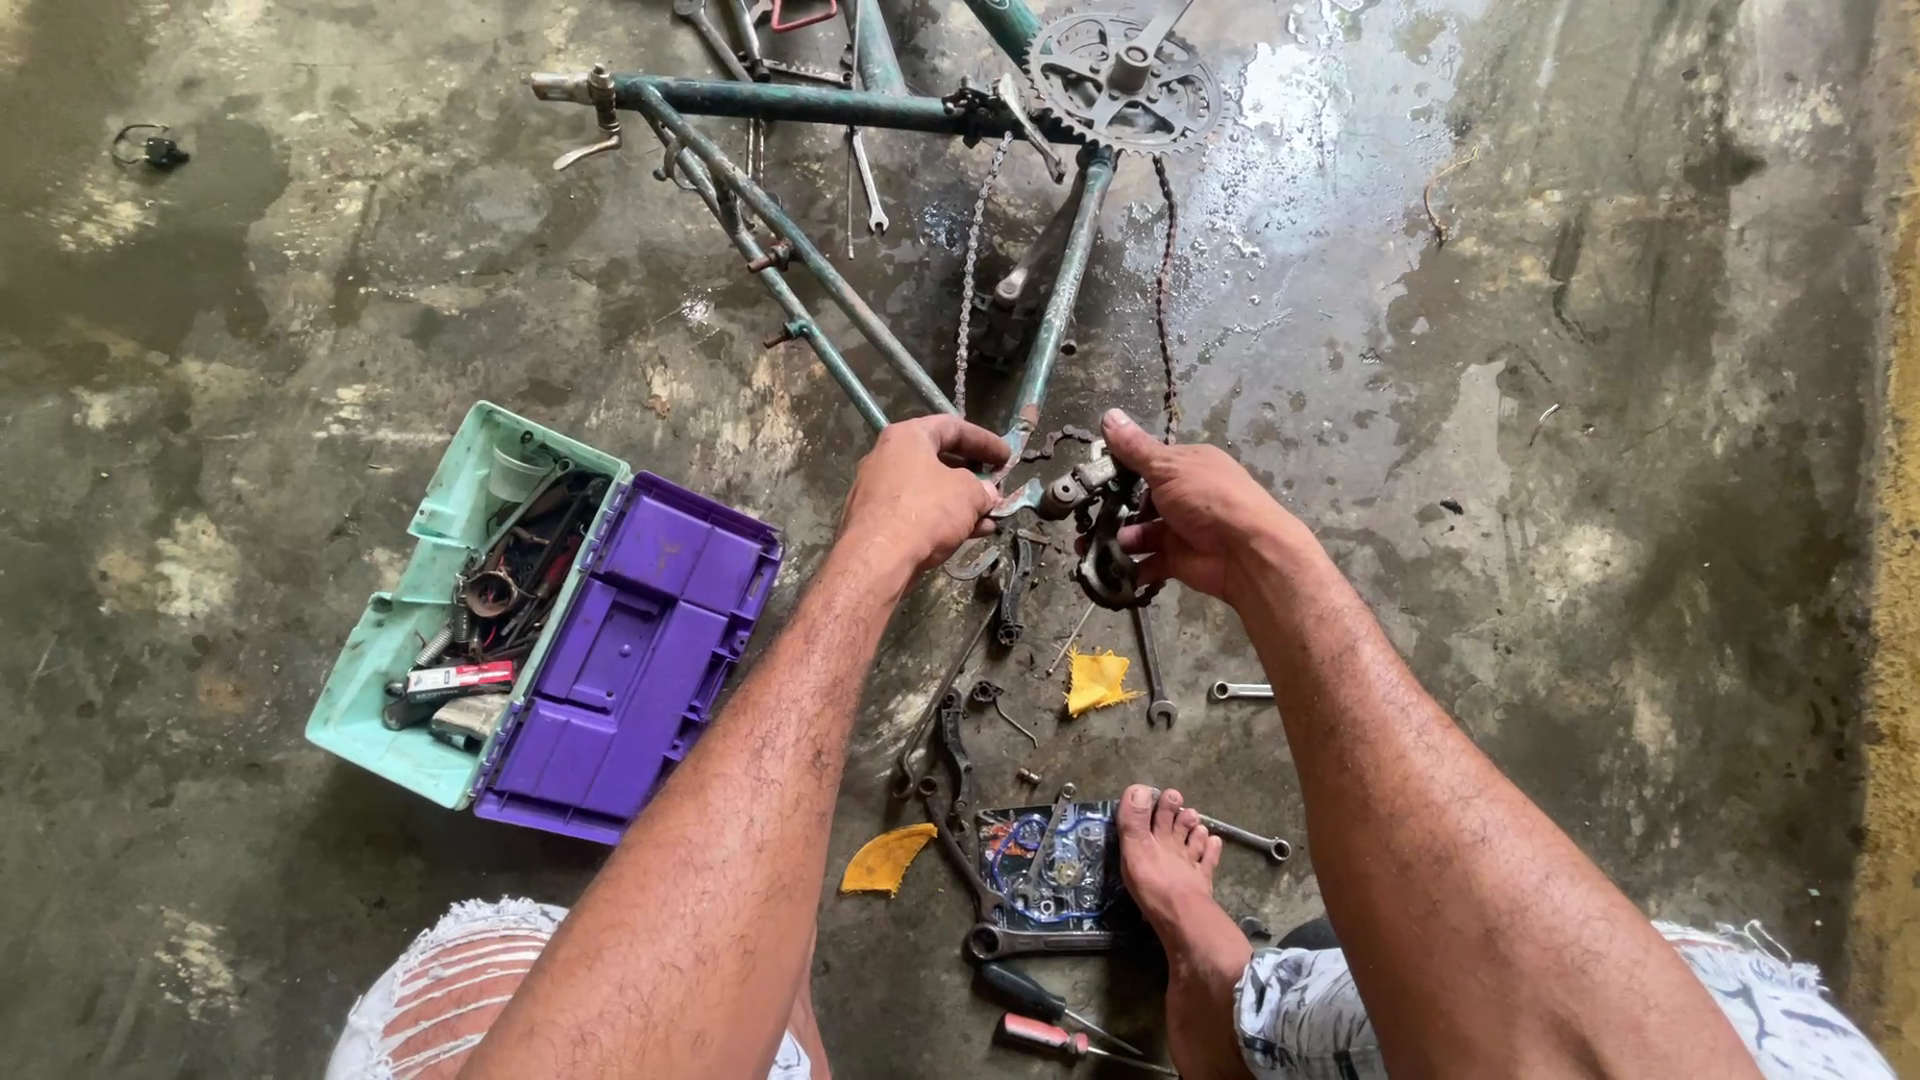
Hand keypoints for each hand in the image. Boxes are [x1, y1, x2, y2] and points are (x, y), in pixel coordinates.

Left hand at [838, 414, 1008, 587]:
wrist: (878, 559)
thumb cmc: (926, 510)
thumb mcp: (968, 493)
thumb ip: (984, 488)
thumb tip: (988, 494)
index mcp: (906, 437)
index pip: (952, 427)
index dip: (985, 440)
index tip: (1006, 456)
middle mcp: (886, 458)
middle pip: (939, 461)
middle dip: (973, 476)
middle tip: (996, 488)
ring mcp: (878, 491)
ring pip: (930, 491)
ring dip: (962, 504)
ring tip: (990, 517)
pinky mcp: (876, 522)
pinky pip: (917, 513)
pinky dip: (943, 520)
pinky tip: (970, 534)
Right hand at [1101, 408, 1304, 601]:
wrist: (1245, 552)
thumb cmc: (1207, 499)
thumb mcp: (1168, 466)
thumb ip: (1134, 448)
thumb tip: (1108, 415)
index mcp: (1187, 466)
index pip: (1146, 465)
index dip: (1119, 472)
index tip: (1092, 481)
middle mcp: (1184, 496)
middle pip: (1139, 502)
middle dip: (1114, 511)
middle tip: (1087, 520)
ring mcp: (1180, 530)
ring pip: (1139, 534)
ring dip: (1120, 540)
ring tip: (1100, 547)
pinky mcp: (1177, 560)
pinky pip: (1147, 563)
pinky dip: (1130, 568)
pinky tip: (1112, 570)